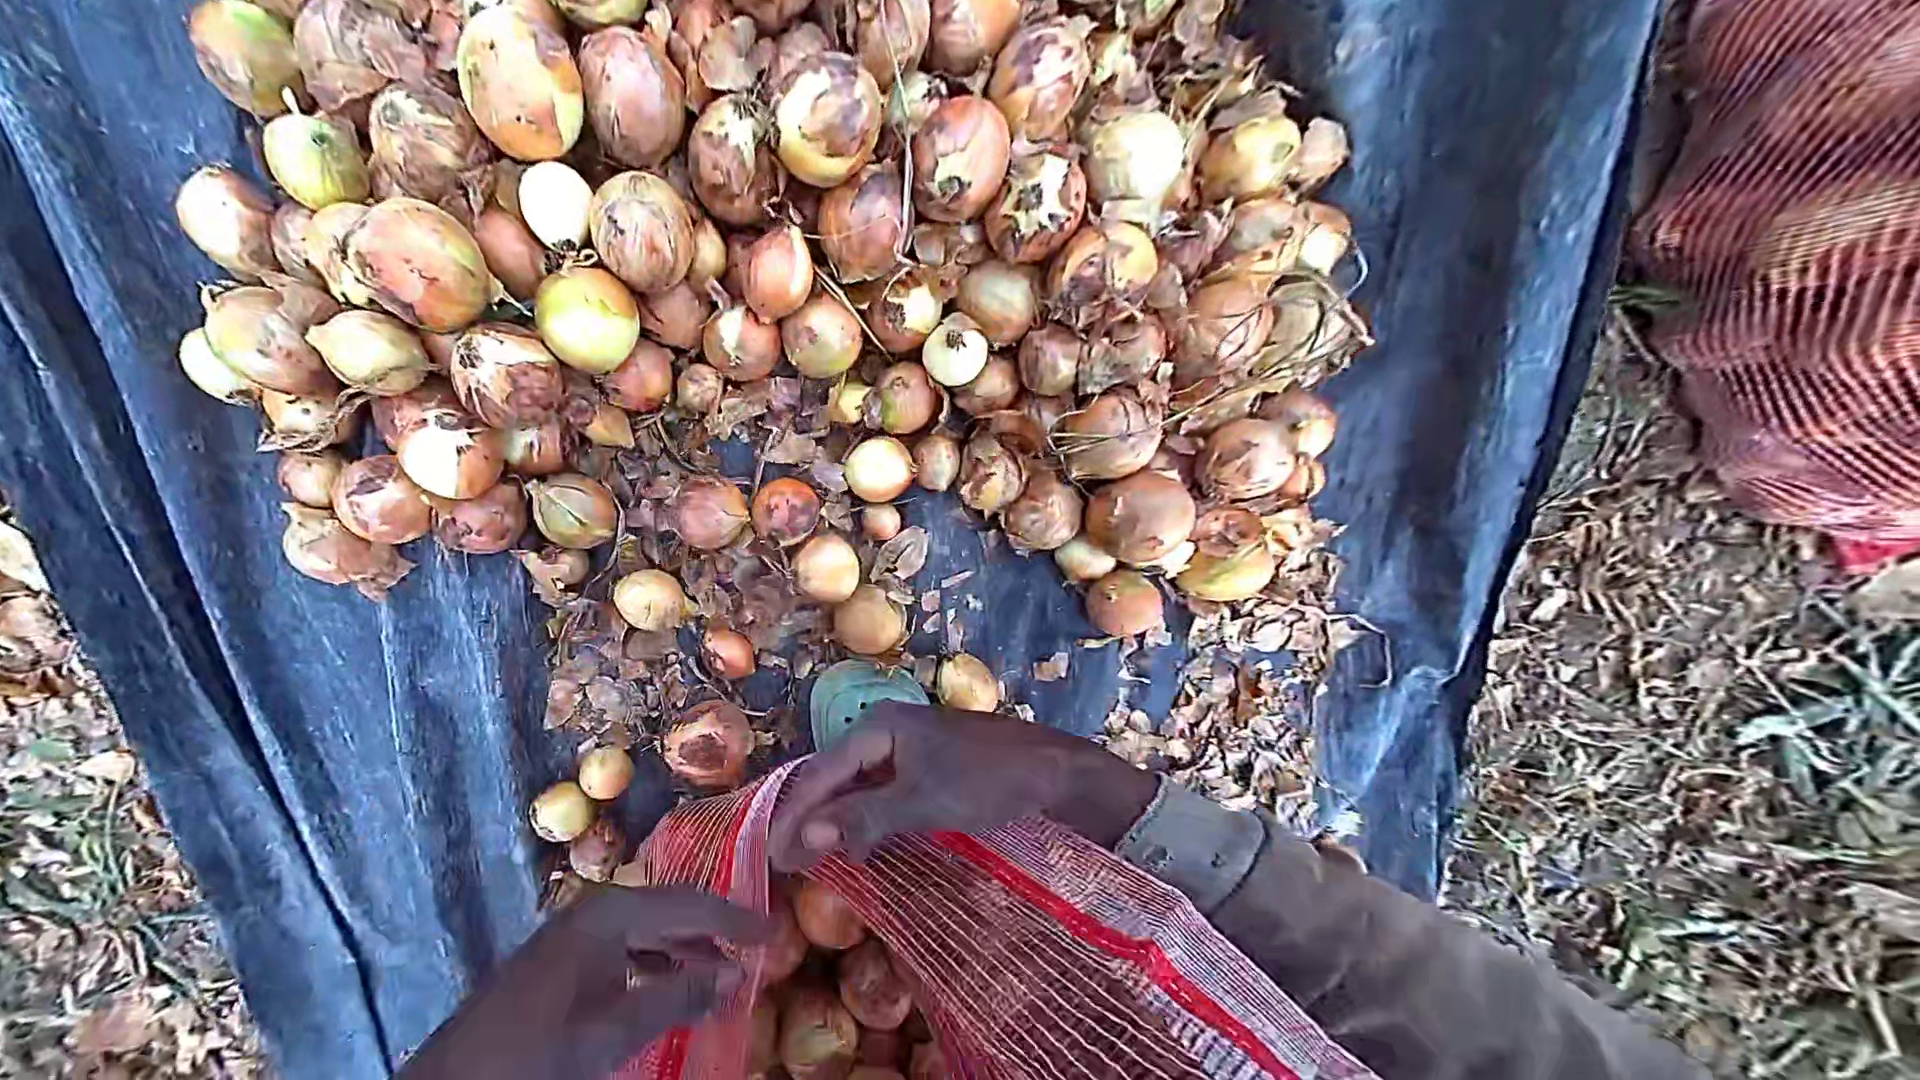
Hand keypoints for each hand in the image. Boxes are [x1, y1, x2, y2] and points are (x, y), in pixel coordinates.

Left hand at [401, 885, 770, 1079]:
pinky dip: (655, 963)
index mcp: (612, 912)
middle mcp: (598, 908)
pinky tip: (668, 985)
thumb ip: (678, 997)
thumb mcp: (612, 1033)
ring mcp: (576, 932)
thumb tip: (737, 974)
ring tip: (720, 967)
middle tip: (754, 944)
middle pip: (671, 908)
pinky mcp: (562, 959)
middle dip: (713, 927)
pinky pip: (626, 947)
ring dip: (685, 947)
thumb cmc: (534, 1056)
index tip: (774, 930)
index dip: (735, 919)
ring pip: (649, 928)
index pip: (691, 904)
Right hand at [768, 702, 1158, 872]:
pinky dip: (864, 816)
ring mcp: (909, 746)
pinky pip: (882, 790)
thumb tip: (804, 838)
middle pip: (836, 774)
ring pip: (858, 784)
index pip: (821, 771)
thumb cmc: (986, 780)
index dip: (793, 813)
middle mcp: (888, 729)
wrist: (1052, 770)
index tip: (769, 855)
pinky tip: (857, 842)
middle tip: (784, 863)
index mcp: (880, 727)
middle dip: (810, 817)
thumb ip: (862, 817)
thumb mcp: (922, 801)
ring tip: (811, 858)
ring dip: (836, 819)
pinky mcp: (927, 764)